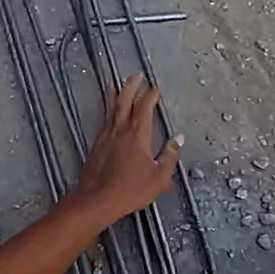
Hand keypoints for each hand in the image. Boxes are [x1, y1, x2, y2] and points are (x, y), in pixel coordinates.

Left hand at [67, 74, 182, 224]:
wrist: (98, 199)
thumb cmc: (130, 189)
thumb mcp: (158, 177)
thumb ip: (169, 156)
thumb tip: (178, 139)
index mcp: (138, 135)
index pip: (144, 108)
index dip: (150, 96)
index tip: (155, 88)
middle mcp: (120, 130)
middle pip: (125, 101)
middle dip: (131, 86)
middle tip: (136, 75)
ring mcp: (106, 136)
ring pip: (111, 109)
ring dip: (116, 95)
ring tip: (117, 85)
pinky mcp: (96, 145)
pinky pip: (103, 120)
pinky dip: (107, 110)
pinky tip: (107, 112)